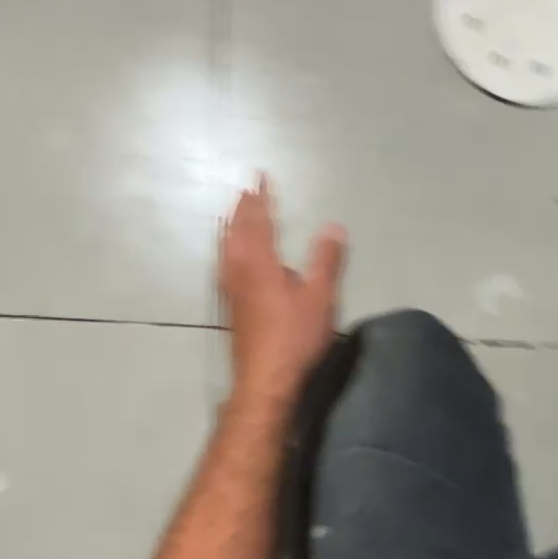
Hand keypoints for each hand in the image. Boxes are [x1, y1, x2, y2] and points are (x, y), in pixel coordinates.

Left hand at [218, 175, 347, 406]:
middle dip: (241, 210)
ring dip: (230, 228)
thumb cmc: (294, 338)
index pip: (259, 220)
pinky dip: (227, 251)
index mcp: (260, 262)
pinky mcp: (230, 309)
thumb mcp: (320, 298)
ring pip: (226, 249)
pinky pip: (224, 266)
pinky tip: (230, 260)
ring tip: (232, 217)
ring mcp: (231, 291)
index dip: (260, 198)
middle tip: (244, 192)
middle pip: (236, 231)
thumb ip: (326, 261)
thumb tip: (333, 227)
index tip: (260, 177)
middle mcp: (239, 270)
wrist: (265, 381)